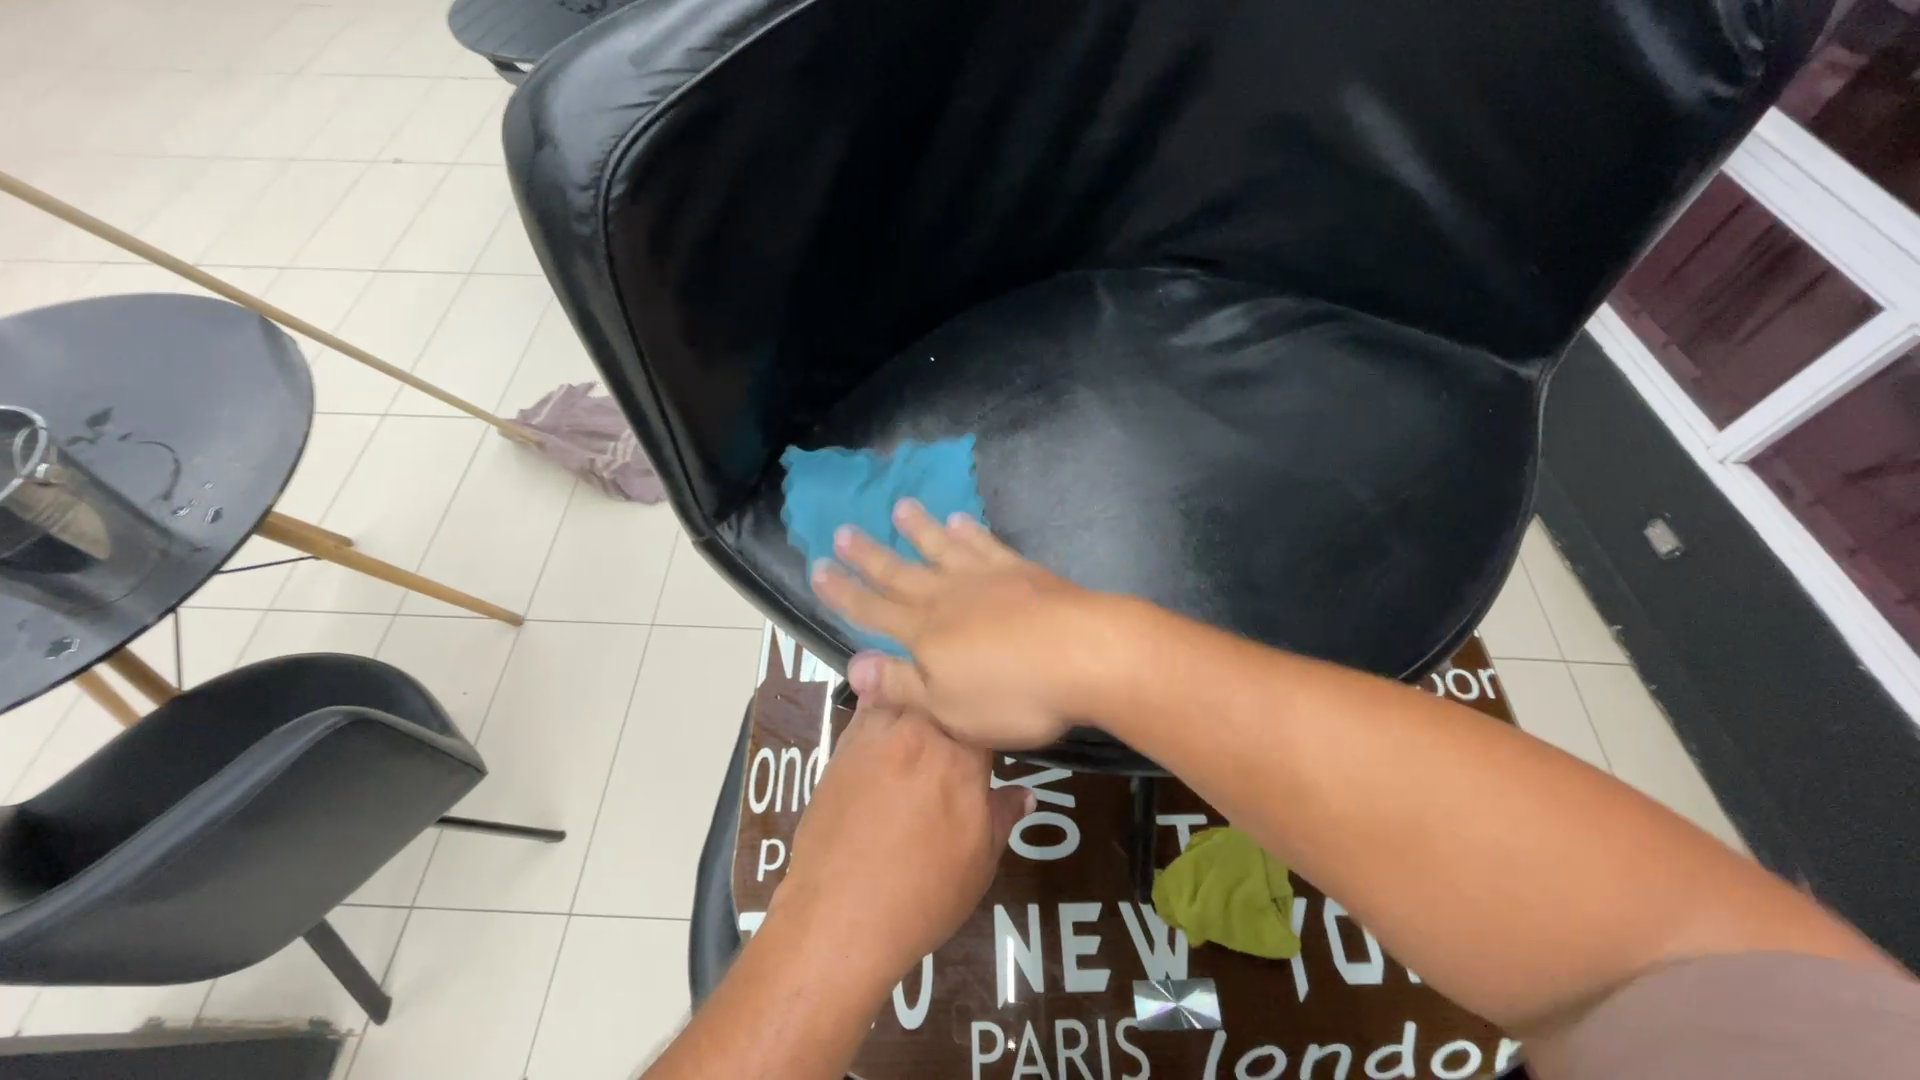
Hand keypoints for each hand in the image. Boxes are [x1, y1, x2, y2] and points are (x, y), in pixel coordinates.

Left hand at [772, 700, 1031, 991]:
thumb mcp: (979, 863)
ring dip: (917, 695)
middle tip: (961, 719)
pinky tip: (886, 717)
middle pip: (941, 694)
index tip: (996, 729)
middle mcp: (918, 733)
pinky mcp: (841, 748)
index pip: (984, 715)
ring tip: (925, 707)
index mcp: (961, 757)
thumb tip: (1024, 792)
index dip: (992, 718)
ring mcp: (875, 736)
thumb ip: (1002, 817)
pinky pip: (866, 708)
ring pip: (902, 690)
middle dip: (954, 700)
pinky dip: (880, 703)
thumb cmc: (923, 895)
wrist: (839, 916)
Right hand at [809, 499, 1116, 748]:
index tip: (818, 568)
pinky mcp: (1023, 571)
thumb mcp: (948, 708)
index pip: (874, 611)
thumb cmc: (1015, 694)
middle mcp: (948, 597)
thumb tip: (851, 664)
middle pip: (900, 572)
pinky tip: (962, 519)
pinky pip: (986, 544)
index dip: (844, 593)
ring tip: (901, 507)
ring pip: (942, 548)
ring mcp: (987, 578)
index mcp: (925, 634)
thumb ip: (899, 685)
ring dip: (919, 529)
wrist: (1087, 655)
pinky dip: (970, 531)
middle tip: (843, 529)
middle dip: (869, 555)